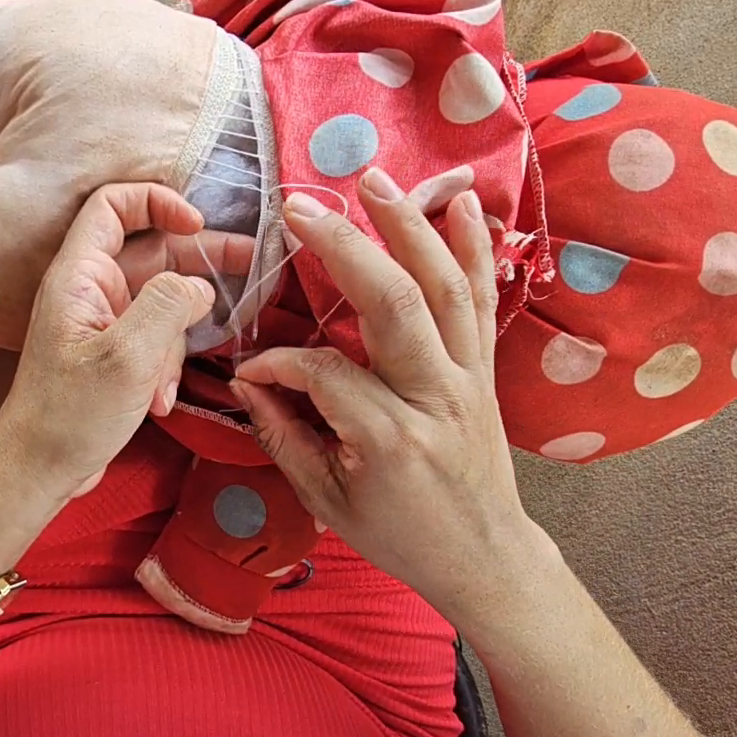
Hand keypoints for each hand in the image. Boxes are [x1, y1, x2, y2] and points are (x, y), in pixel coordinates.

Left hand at [0, 183, 218, 498]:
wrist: (39, 471)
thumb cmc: (70, 416)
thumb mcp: (128, 356)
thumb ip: (169, 305)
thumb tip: (200, 286)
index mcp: (80, 276)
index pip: (113, 205)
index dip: (158, 201)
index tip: (198, 225)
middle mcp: (90, 291)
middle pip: (152, 252)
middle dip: (198, 265)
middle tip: (253, 265)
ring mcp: (102, 324)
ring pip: (161, 304)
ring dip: (174, 342)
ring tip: (164, 383)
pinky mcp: (113, 355)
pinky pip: (154, 342)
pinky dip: (163, 368)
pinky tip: (156, 403)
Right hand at [230, 171, 537, 615]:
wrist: (484, 556)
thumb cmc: (398, 536)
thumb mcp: (327, 500)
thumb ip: (286, 436)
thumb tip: (251, 383)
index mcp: (389, 438)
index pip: (323, 372)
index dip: (278, 363)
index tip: (251, 372)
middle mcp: (436, 397)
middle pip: (393, 304)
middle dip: (344, 248)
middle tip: (301, 208)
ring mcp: (470, 379)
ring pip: (445, 288)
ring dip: (409, 227)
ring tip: (375, 179)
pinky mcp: (485, 371)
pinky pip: (484, 301)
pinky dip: (475, 248)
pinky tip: (460, 203)